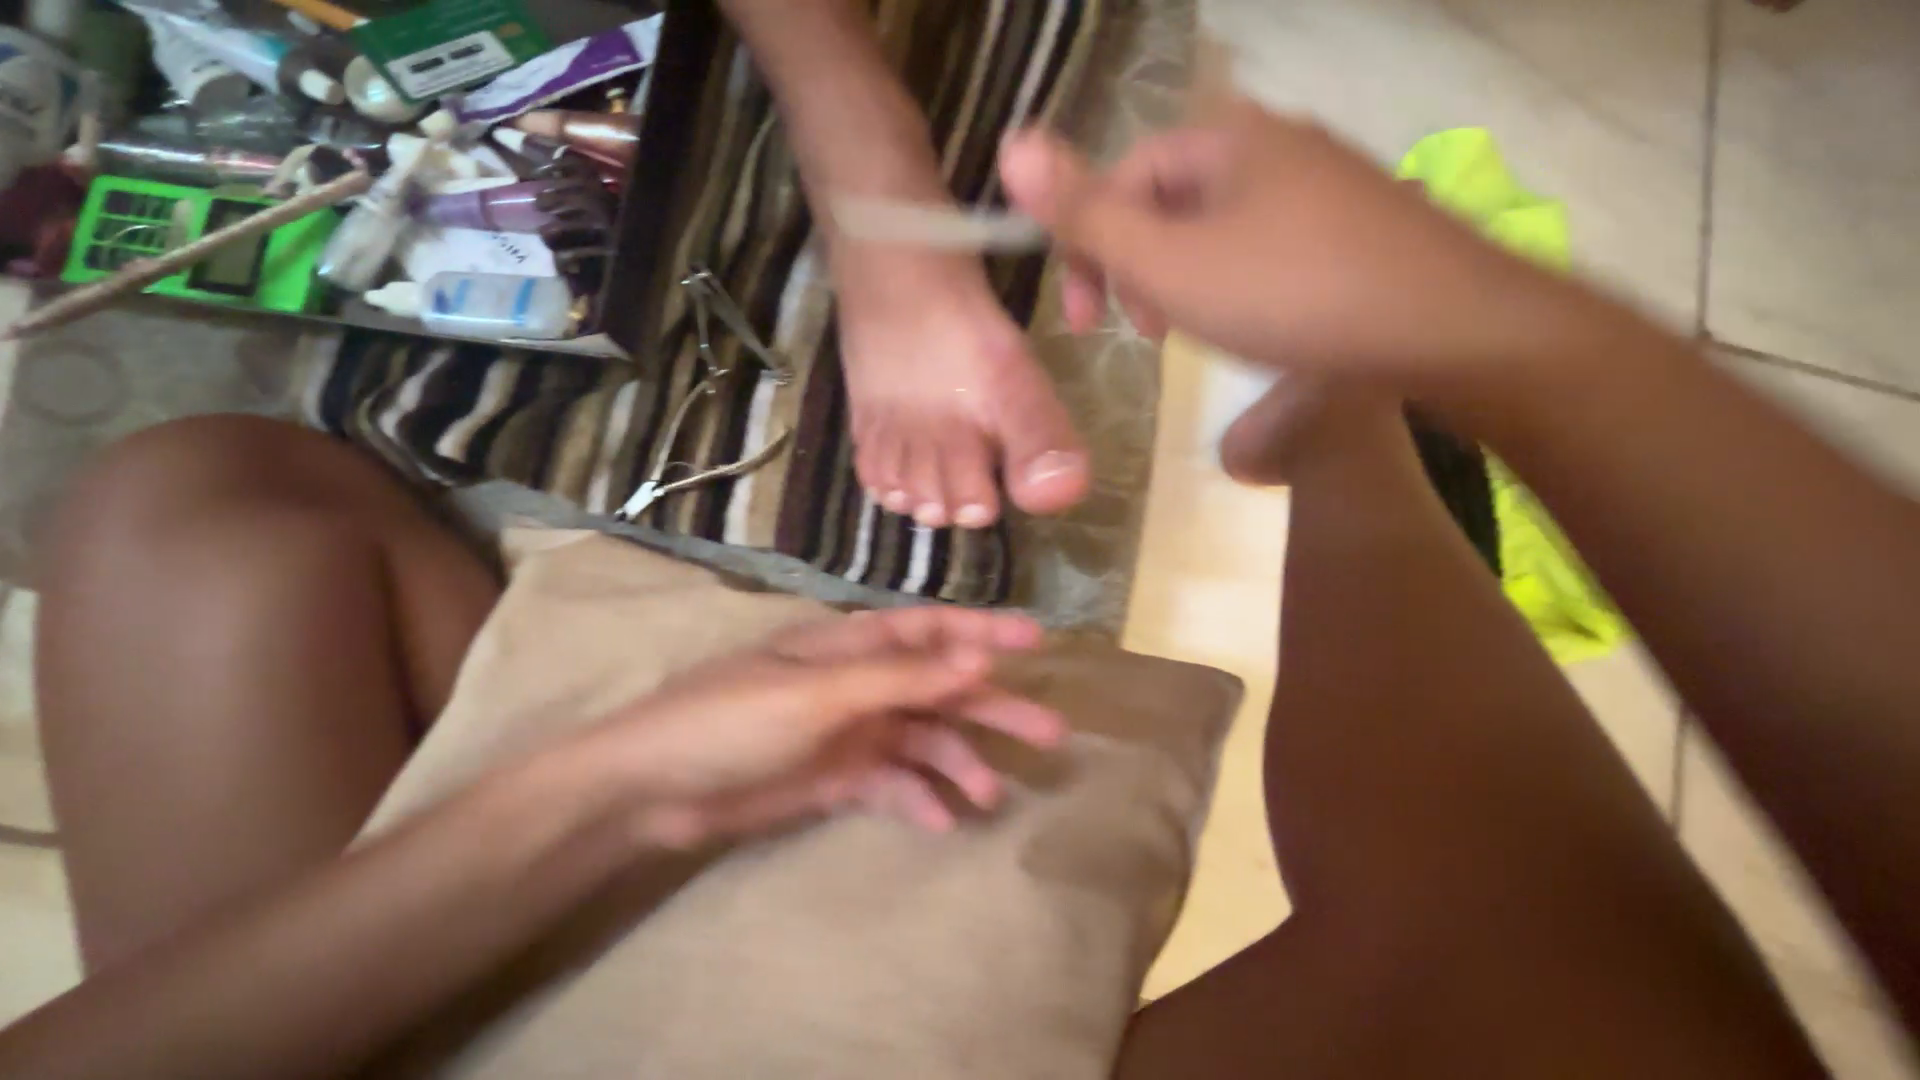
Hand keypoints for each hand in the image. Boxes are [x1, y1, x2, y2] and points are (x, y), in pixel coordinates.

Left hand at [573, 607, 1064, 846]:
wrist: (652, 789)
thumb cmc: (730, 720)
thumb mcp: (818, 695)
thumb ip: (899, 678)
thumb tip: (978, 657)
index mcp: (849, 646)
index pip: (929, 630)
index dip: (983, 631)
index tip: (1037, 641)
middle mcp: (856, 683)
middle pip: (939, 689)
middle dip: (991, 708)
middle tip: (1050, 733)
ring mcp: (848, 732)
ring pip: (922, 741)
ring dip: (958, 764)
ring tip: (988, 797)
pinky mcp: (835, 777)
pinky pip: (891, 784)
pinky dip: (917, 799)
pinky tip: (939, 822)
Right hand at [997, 103, 1590, 383]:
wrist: (1449, 330)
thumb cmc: (1292, 295)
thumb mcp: (1168, 260)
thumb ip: (1087, 213)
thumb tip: (1012, 142)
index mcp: (1225, 138)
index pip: (1123, 177)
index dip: (1088, 247)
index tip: (1084, 323)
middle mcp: (1276, 143)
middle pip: (1170, 199)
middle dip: (1137, 267)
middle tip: (1139, 332)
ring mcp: (1324, 183)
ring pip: (1219, 227)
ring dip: (1183, 280)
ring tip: (1188, 335)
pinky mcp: (1358, 226)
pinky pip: (1267, 245)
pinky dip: (1236, 284)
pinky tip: (1252, 327)